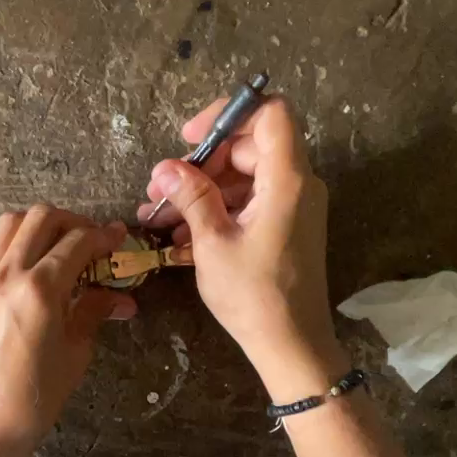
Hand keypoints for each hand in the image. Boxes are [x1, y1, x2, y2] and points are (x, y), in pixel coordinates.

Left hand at [0, 205, 135, 456]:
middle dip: (73, 222)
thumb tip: (120, 297)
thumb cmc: (38, 394)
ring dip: (41, 225)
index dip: (104, 236)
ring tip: (63, 247)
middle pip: (41, 217)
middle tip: (92, 242)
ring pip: (12, 224)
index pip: (77, 242)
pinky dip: (20, 243)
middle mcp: (9, 274)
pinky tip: (39, 267)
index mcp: (39, 288)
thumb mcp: (76, 351)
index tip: (120, 239)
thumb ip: (95, 312)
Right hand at [136, 99, 346, 400]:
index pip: (269, 114)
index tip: (189, 139)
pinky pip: (249, 203)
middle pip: (249, 147)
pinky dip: (217, 210)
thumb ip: (192, 198)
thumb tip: (165, 167)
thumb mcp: (212, 244)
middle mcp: (297, 184)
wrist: (289, 342)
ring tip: (159, 215)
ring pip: (244, 178)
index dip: (228, 115)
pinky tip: (180, 234)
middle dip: (202, 163)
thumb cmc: (252, 294)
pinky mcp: (285, 227)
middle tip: (161, 188)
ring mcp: (293, 206)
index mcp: (287, 180)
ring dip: (202, 191)